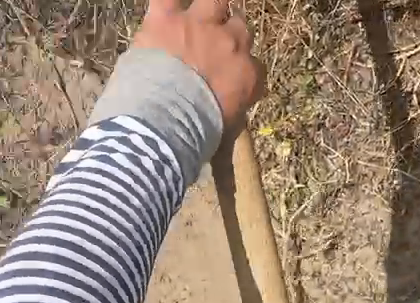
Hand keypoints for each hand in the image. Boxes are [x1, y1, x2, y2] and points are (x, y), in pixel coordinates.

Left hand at [133, 0, 264, 131]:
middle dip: (228, 39)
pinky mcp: (166, 18)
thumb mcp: (222, 141)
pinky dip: (168, 2)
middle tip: (213, 53)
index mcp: (247, 76)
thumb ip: (227, 134)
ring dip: (210, 8)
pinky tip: (165, 10)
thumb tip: (227, 168)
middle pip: (239, 29)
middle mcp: (230, 44)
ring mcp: (198, 25)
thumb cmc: (197, 138)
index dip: (242, 75)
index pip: (254, 69)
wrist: (165, 123)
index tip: (231, 87)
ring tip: (198, 20)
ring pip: (214, 0)